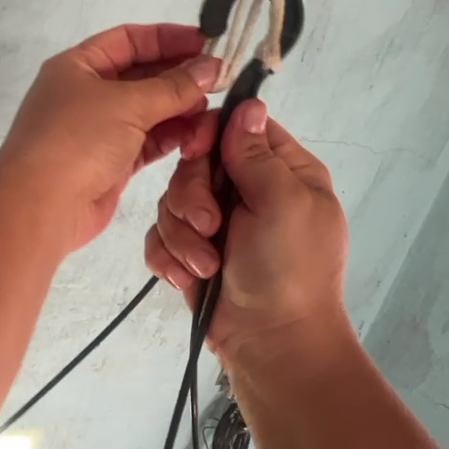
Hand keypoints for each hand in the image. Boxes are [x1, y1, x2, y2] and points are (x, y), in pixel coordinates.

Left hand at [0, 24, 220, 248]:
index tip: (208, 42)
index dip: (167, 38)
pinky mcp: (109, 164)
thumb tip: (211, 68)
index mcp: (77, 66)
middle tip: (220, 80)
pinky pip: (146, 142)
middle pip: (140, 76)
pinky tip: (198, 134)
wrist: (40, 206)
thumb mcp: (127, 103)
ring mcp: (96, 131)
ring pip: (146, 111)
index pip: (128, 40)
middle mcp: (85, 95)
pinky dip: (170, 137)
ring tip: (212, 109)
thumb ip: (173, 86)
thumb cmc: (77, 140)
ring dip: (179, 109)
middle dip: (179, 77)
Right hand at [143, 98, 348, 364]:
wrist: (272, 344)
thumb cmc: (289, 271)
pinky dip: (168, 259)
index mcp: (280, 172)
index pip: (234, 128)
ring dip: (182, 238)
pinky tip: (185, 278)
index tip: (196, 154)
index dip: (207, 136)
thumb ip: (258, 155)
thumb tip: (249, 104)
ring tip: (205, 268)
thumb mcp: (284, 204)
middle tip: (209, 228)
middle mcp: (244, 192)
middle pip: (191, 166)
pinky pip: (158, 238)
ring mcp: (214, 225)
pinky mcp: (188, 253)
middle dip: (191, 199)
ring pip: (169, 204)